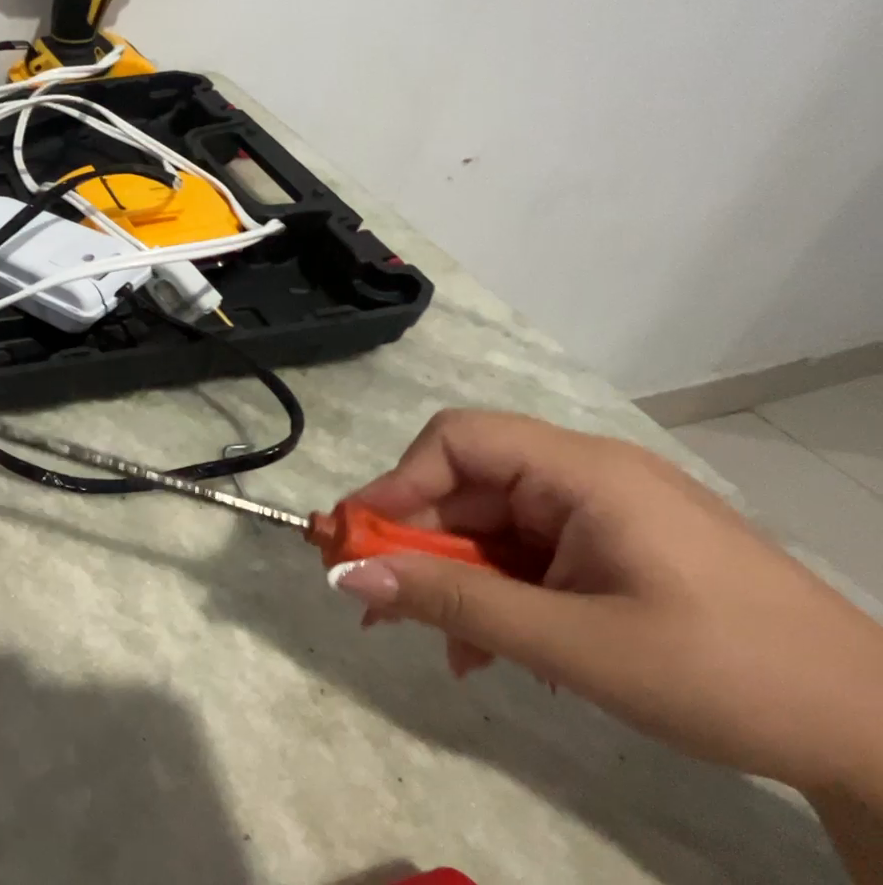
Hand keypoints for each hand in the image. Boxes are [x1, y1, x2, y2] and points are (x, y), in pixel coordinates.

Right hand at [329, 409, 882, 795]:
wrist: (872, 733)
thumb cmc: (724, 673)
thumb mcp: (571, 644)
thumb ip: (453, 603)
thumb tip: (344, 575)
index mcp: (585, 474)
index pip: (457, 441)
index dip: (395, 485)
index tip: (353, 542)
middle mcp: (587, 480)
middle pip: (466, 488)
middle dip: (416, 547)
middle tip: (376, 607)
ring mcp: (603, 517)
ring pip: (490, 530)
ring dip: (454, 583)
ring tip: (444, 647)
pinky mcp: (614, 553)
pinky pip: (526, 559)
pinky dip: (495, 598)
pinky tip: (491, 652)